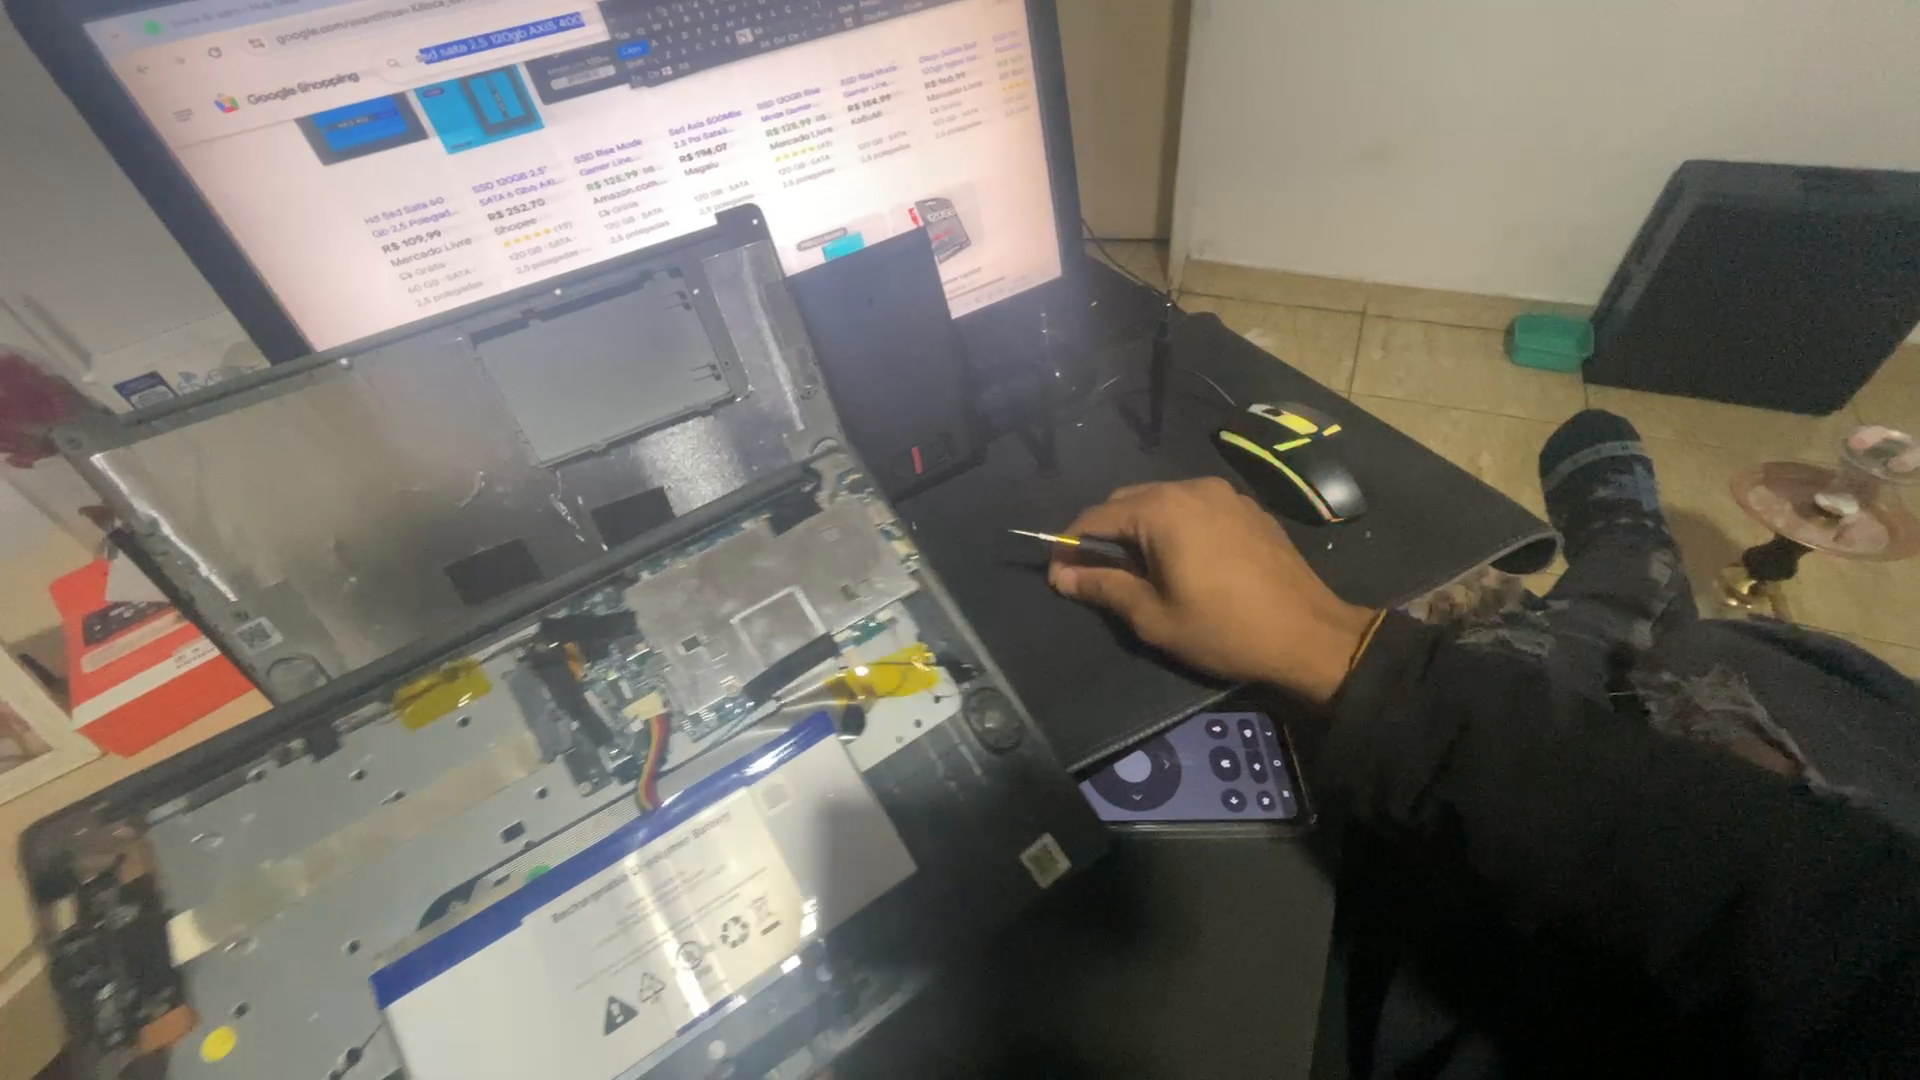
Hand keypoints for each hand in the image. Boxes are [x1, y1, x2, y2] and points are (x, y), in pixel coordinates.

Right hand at [1049, 478, 1374, 702]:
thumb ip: (1103, 587)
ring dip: (1138, 529)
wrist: (1311, 637)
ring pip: (1160, 501)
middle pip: (1126, 502)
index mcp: (1162, 510)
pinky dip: (1173, 526)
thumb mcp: (1154, 616)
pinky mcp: (1246, 507)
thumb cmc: (1224, 630)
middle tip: (1098, 574)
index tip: (1059, 574)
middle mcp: (1190, 488)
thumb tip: (1062, 575)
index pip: (1095, 517)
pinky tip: (1181, 560)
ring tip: (1139, 570)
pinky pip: (1193, 507)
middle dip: (1104, 534)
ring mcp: (1223, 493)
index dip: (1069, 545)